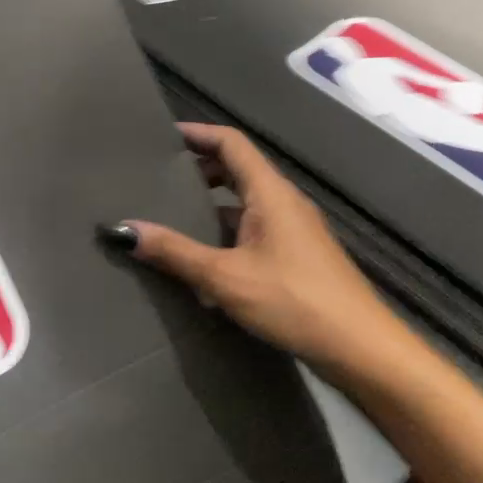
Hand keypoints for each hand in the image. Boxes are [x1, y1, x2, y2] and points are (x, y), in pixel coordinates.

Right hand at [110, 123, 395, 364]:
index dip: (197, 133)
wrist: (360, 348)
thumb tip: (123, 229)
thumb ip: (175, 252)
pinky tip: (202, 265)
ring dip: (210, 207)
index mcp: (270, 193)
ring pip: (244, 205)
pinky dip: (225, 236)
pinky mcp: (296, 258)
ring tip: (170, 220)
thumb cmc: (294, 301)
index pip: (231, 143)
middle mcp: (284, 203)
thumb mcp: (225, 277)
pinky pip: (252, 232)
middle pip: (236, 171)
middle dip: (197, 171)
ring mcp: (293, 231)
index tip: (161, 137)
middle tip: (156, 181)